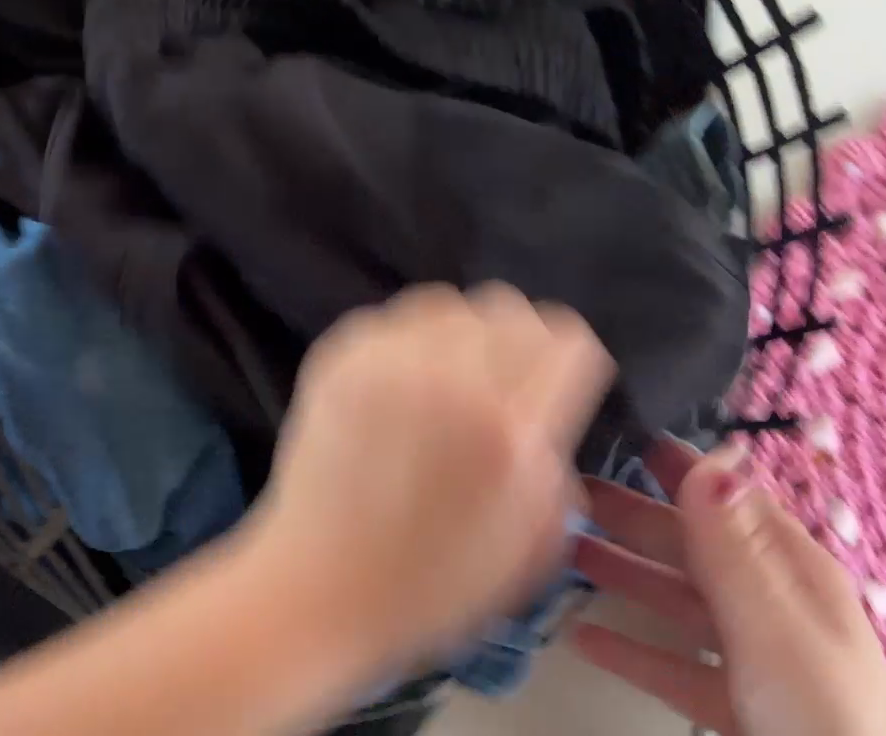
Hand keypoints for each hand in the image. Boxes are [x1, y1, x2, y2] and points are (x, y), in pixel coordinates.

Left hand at [231, 283, 612, 674]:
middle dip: (512, 339)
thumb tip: (541, 418)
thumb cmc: (432, 582)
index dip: (565, 356)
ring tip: (443, 376)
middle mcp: (446, 380)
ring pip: (443, 303)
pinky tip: (395, 381)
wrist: (320, 578)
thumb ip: (552, 465)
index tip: (553, 377)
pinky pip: (386, 320)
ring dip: (454, 332)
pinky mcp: (333, 360)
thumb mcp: (532, 545)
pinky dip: (401, 340)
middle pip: (502, 307)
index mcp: (508, 430)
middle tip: (496, 379)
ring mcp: (381, 363)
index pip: (562, 338)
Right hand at [573, 438, 885, 735]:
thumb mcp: (772, 628)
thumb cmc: (818, 715)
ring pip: (673, 596)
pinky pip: (669, 661)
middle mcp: (771, 603)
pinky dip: (627, 647)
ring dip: (618, 571)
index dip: (674, 464)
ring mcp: (752, 653)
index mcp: (792, 572)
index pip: (727, 495)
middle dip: (626, 513)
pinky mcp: (732, 701)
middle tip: (559, 489)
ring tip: (559, 553)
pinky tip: (582, 636)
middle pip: (688, 543)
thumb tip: (705, 462)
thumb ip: (732, 549)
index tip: (610, 432)